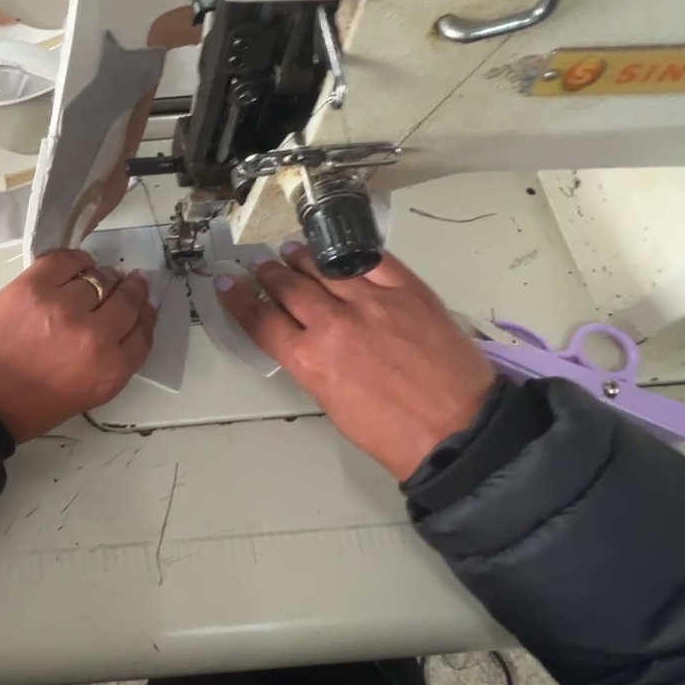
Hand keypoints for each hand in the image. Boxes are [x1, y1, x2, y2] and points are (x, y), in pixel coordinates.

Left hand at [0, 250, 156, 441]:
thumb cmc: (23, 407)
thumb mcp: (82, 397)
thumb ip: (106, 364)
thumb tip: (113, 330)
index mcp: (109, 372)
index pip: (142, 334)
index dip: (145, 316)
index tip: (144, 306)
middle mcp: (95, 337)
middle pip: (126, 302)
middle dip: (131, 291)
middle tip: (130, 282)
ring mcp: (64, 307)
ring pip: (100, 279)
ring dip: (104, 277)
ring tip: (99, 277)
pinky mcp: (34, 285)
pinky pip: (67, 260)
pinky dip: (77, 260)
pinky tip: (77, 265)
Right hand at [217, 246, 494, 479]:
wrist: (456, 431)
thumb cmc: (390, 432)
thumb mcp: (331, 402)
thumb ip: (311, 363)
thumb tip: (305, 339)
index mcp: (309, 360)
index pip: (261, 321)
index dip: (239, 301)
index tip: (227, 286)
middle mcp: (334, 325)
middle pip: (289, 288)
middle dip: (269, 275)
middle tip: (261, 266)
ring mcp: (372, 303)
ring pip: (325, 268)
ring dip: (302, 258)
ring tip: (291, 251)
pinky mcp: (408, 291)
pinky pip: (372, 261)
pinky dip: (349, 254)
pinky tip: (338, 251)